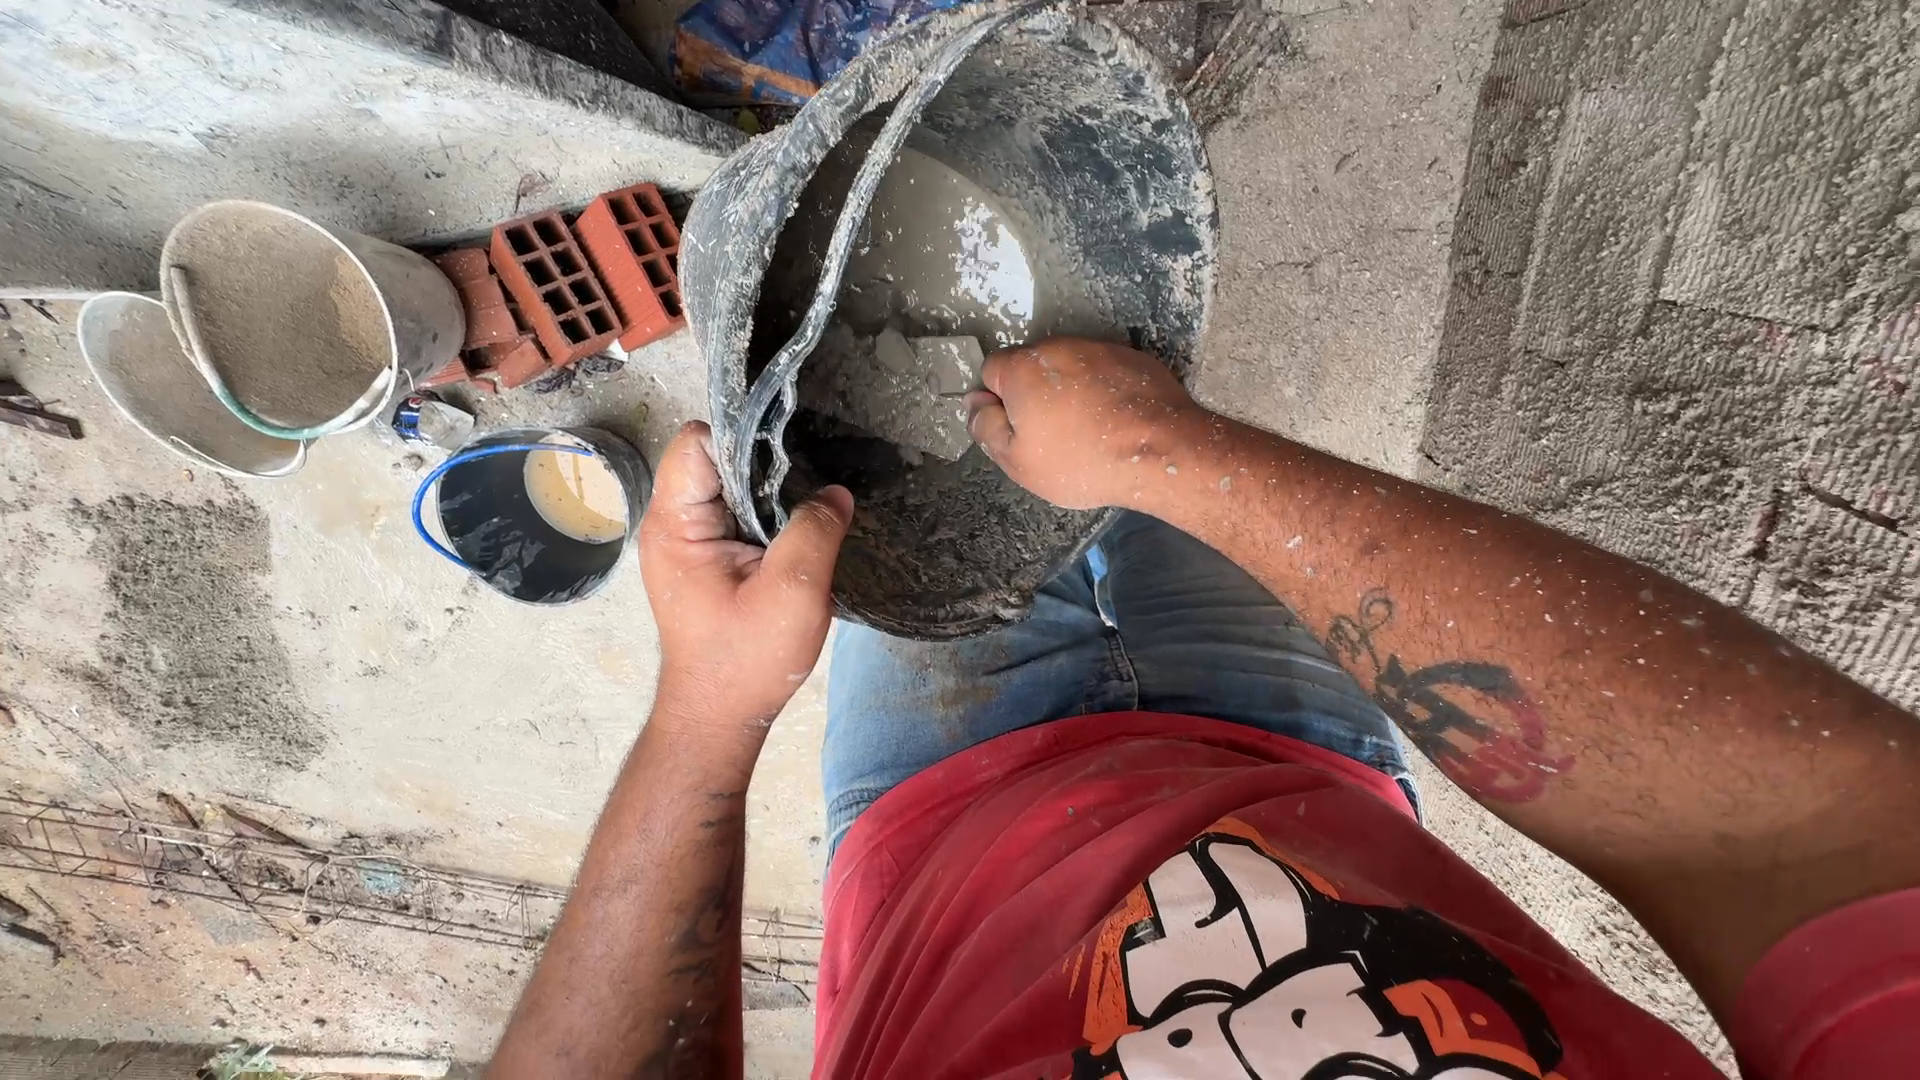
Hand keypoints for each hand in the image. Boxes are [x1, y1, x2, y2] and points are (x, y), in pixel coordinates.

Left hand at [638, 422, 852, 735]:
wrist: (721, 716)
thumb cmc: (746, 659)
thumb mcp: (793, 591)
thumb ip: (816, 530)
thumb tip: (837, 493)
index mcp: (676, 523)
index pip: (699, 443)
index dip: (746, 435)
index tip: (795, 447)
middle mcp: (674, 524)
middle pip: (717, 460)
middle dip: (767, 462)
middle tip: (818, 471)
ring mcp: (691, 543)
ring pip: (733, 489)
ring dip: (773, 492)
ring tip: (817, 495)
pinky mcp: (711, 561)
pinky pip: (740, 517)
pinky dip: (771, 516)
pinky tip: (805, 525)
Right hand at [966, 338, 1210, 509]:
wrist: (1160, 452)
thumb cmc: (1081, 461)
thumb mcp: (1017, 460)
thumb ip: (986, 428)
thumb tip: (974, 405)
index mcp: (1023, 368)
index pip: (991, 370)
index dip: (997, 400)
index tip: (1017, 429)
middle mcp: (1058, 347)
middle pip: (1032, 367)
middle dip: (1034, 395)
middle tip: (1052, 436)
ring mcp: (1099, 349)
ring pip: (1069, 368)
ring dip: (1070, 392)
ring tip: (1088, 431)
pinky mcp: (1133, 358)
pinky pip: (1103, 373)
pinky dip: (1103, 391)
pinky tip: (1115, 422)